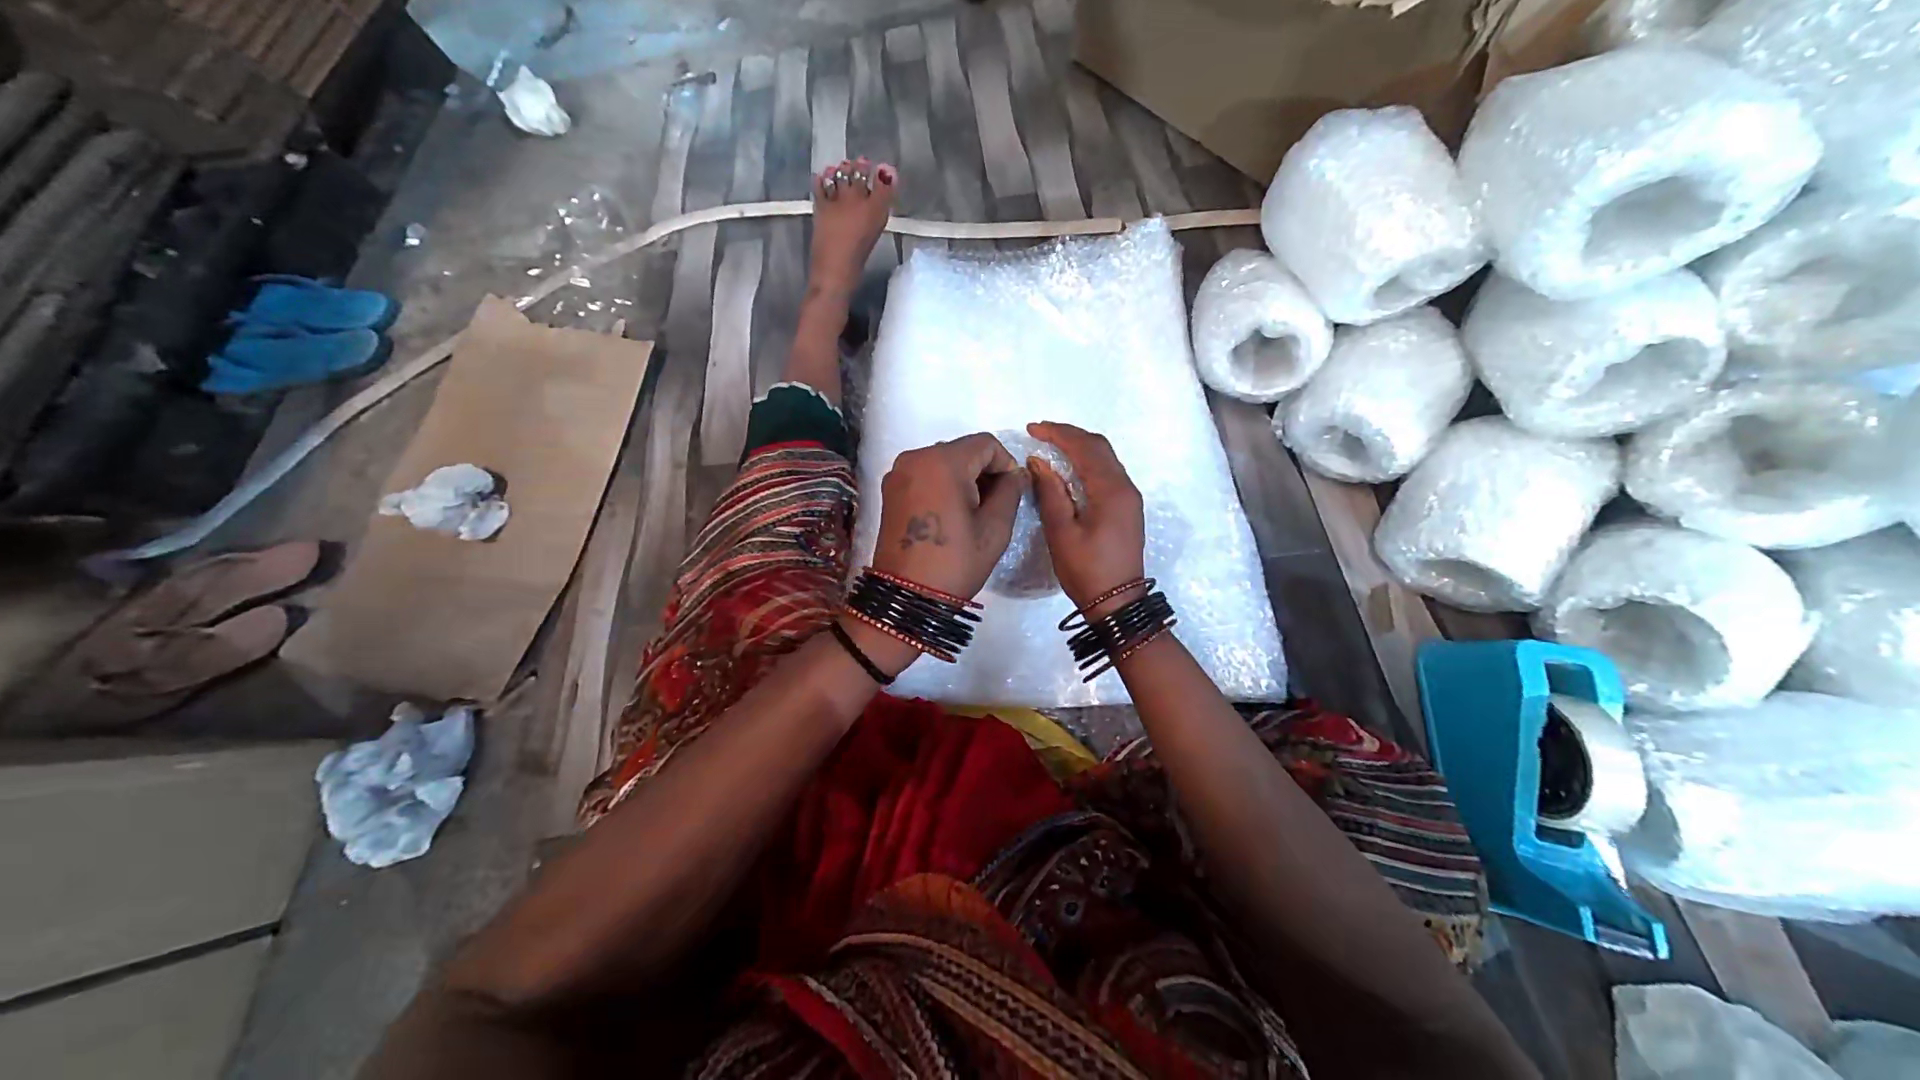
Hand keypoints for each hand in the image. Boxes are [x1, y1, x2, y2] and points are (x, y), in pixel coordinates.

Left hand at [871, 433, 1025, 600]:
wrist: (907, 595)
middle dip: (984, 471)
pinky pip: (925, 474)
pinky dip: (943, 485)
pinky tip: (951, 513)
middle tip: (995, 504)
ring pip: (943, 461)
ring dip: (964, 478)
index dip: (1006, 463)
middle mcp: (915, 458)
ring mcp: (898, 473)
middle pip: (962, 450)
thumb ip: (1010, 491)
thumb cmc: (956, 562)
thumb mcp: (995, 528)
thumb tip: (1015, 474)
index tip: (1012, 491)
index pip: (986, 443)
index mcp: (942, 462)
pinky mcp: (890, 490)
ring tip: (974, 512)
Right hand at [1026, 422, 1146, 614]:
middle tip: (1041, 432)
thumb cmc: (1086, 569)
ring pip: (1105, 459)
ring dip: (1080, 447)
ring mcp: (1129, 498)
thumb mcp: (1061, 532)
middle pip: (1099, 447)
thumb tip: (1039, 462)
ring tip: (1052, 446)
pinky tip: (1069, 469)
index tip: (1033, 429)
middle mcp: (1126, 487)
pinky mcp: (1126, 508)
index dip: (1059, 433)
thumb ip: (1051, 492)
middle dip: (1070, 435)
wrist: (1118, 602)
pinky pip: (1107, 473)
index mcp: (1111, 490)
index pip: (1085, 447)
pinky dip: (1087, 462)